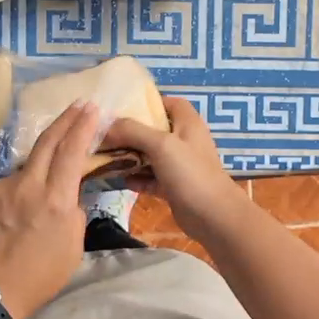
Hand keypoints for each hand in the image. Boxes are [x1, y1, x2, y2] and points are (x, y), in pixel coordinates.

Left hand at [0, 102, 100, 318]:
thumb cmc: (42, 275)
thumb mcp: (74, 244)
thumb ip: (73, 210)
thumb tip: (67, 192)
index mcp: (56, 200)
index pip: (72, 151)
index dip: (83, 126)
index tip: (91, 109)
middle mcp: (27, 186)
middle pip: (47, 142)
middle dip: (65, 120)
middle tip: (78, 105)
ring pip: (24, 171)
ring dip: (36, 176)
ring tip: (36, 205)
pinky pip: (3, 188)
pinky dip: (13, 197)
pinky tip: (11, 220)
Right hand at [104, 97, 249, 239]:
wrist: (213, 216)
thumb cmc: (190, 173)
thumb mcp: (161, 145)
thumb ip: (133, 131)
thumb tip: (106, 125)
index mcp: (187, 122)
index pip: (166, 102)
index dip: (145, 103)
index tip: (120, 108)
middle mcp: (184, 140)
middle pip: (153, 130)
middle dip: (130, 132)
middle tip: (105, 135)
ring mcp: (180, 165)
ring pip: (150, 155)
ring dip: (130, 156)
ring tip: (106, 156)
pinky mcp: (174, 186)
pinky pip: (151, 178)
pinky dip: (138, 178)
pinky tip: (122, 180)